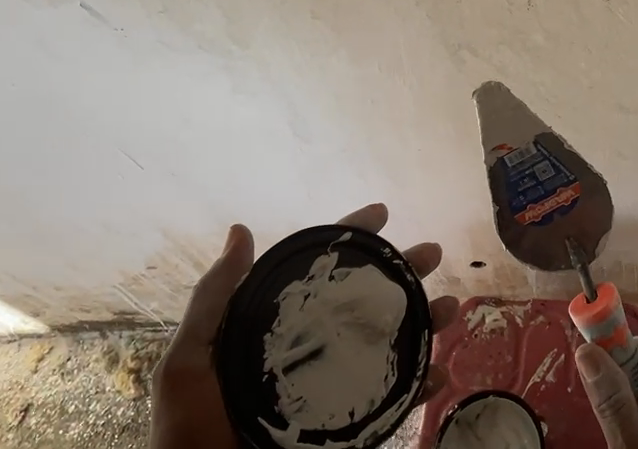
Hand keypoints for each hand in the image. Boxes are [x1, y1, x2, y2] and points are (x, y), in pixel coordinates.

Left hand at [150, 203, 462, 448]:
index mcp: (278, 324)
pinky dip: (421, 384)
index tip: (382, 212)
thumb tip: (242, 229)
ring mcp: (334, 385)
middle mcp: (313, 346)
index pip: (319, 268)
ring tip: (449, 307)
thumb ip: (214, 299)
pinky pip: (394, 400)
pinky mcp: (349, 426)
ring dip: (424, 321)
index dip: (351, 236)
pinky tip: (439, 372)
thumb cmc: (191, 431)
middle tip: (432, 252)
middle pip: (366, 297)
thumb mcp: (188, 362)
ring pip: (390, 341)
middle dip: (403, 270)